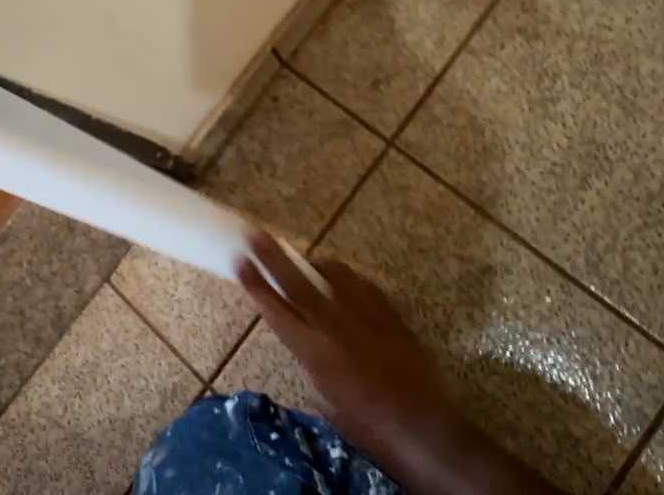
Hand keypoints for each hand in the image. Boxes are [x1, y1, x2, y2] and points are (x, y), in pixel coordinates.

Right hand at [238, 234, 557, 494]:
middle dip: (273, 258)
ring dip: (314, 264)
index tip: (240, 261)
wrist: (423, 428)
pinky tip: (342, 278)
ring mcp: (365, 317)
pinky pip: (364, 285)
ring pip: (334, 276)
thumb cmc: (369, 428)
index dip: (256, 285)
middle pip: (297, 285)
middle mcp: (336, 329)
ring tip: (303, 258)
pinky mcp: (391, 315)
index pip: (277, 311)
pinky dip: (348, 278)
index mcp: (315, 353)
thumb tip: (304, 337)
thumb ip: (312, 361)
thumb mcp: (327, 398)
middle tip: (256, 235)